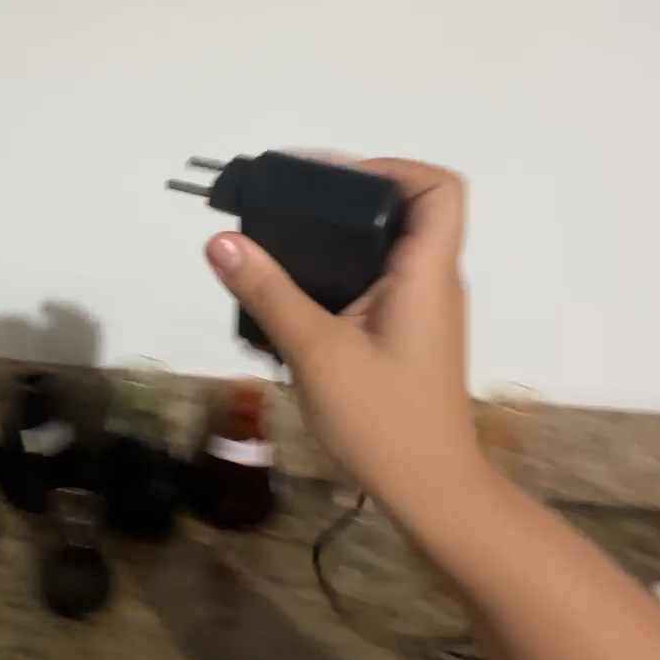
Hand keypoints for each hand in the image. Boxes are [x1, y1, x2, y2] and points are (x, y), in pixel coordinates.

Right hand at [205, 158, 482, 510]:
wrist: (427, 490)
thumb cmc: (381, 419)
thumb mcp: (316, 352)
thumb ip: (269, 293)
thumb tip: (221, 240)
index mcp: (425, 273)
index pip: (438, 188)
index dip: (391, 169)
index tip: (331, 185)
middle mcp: (431, 282)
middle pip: (405, 211)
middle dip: (345, 201)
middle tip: (286, 210)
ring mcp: (420, 312)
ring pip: (386, 250)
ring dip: (337, 240)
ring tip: (280, 246)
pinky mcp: (405, 336)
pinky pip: (375, 284)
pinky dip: (339, 275)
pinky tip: (295, 298)